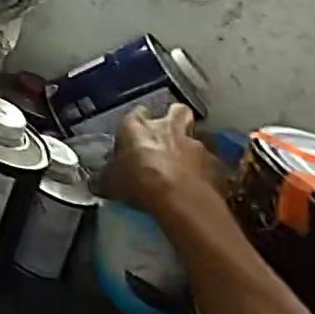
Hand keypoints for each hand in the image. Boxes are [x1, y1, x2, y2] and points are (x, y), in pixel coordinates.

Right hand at [98, 104, 221, 217]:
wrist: (181, 202)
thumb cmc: (138, 182)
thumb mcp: (111, 181)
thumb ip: (106, 178)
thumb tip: (97, 184)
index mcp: (137, 126)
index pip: (136, 113)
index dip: (137, 123)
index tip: (135, 137)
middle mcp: (167, 128)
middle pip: (177, 111)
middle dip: (176, 119)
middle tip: (170, 136)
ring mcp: (196, 146)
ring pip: (197, 139)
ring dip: (192, 151)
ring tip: (186, 170)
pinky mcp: (217, 167)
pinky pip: (213, 166)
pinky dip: (207, 174)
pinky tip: (200, 188)